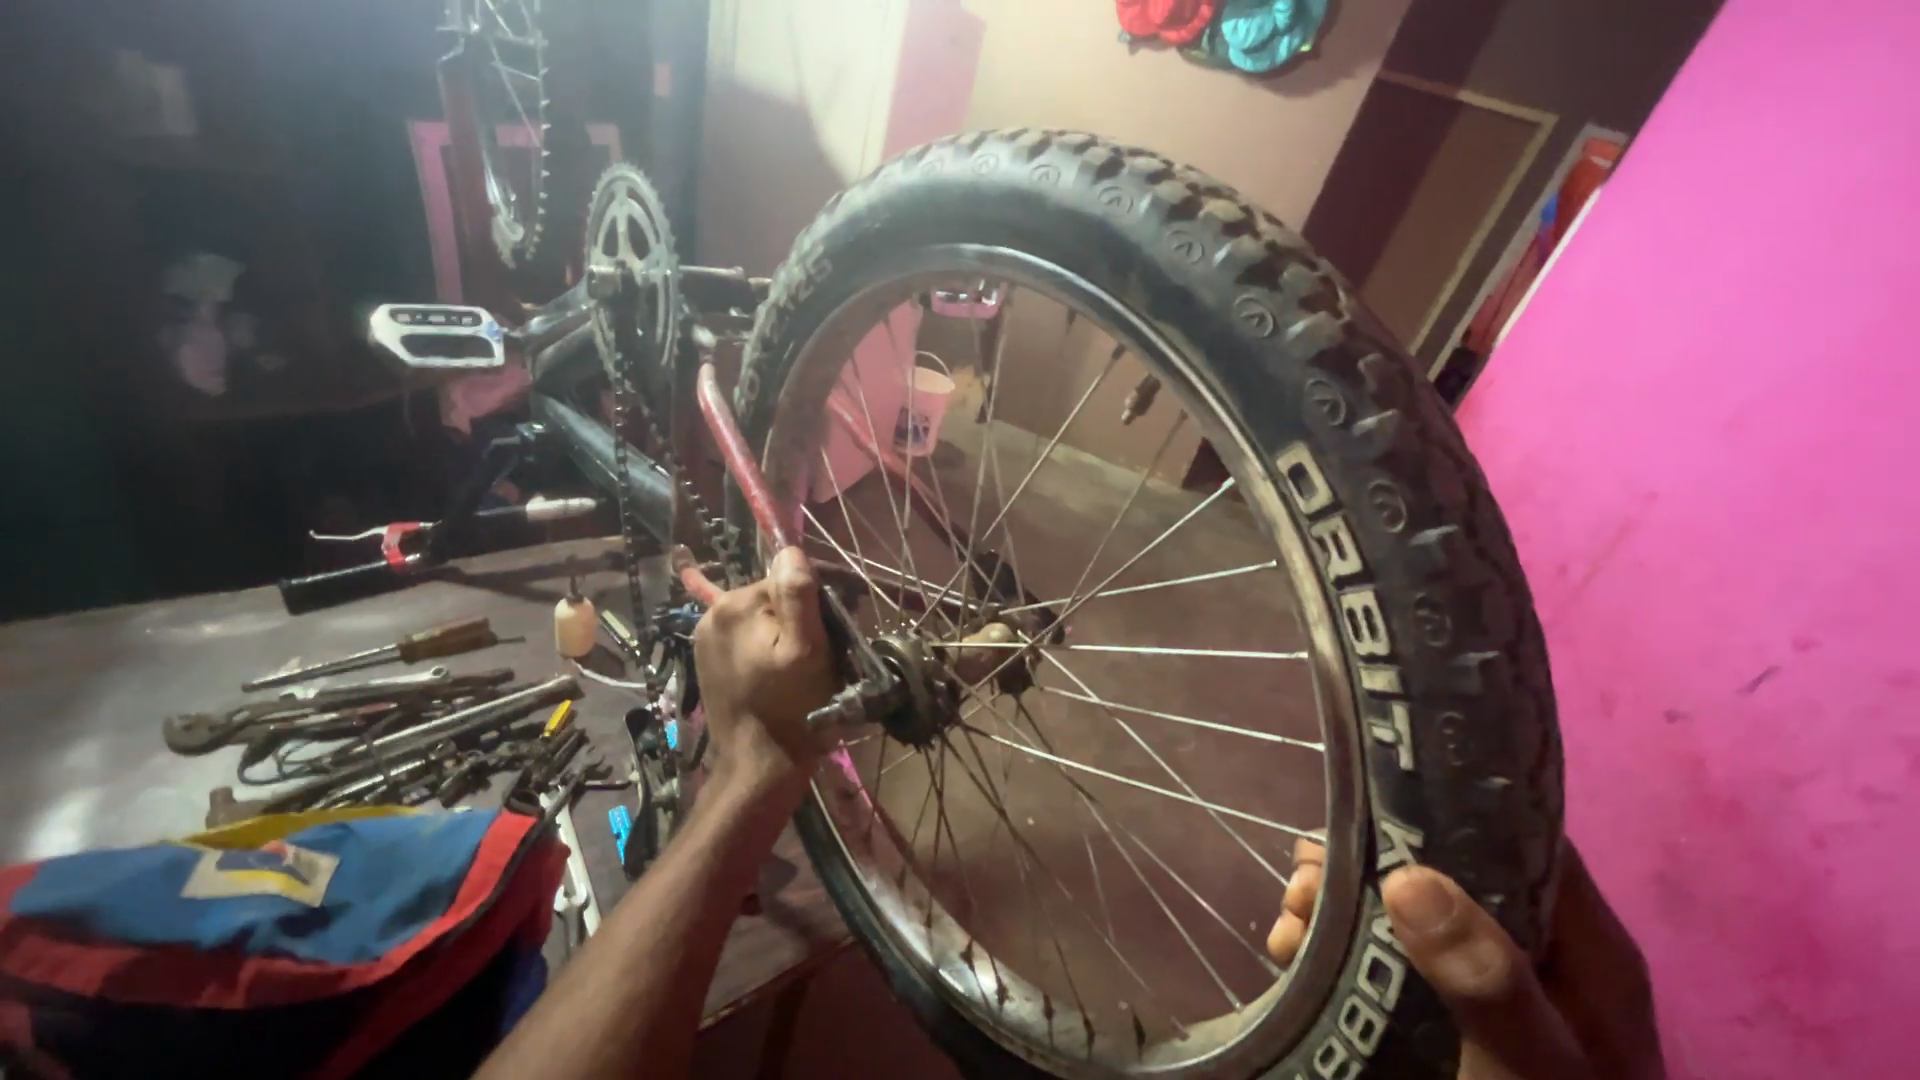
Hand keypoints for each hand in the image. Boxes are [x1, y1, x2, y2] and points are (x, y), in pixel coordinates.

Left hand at [691, 547, 839, 794]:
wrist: (759, 764)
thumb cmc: (793, 708)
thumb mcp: (807, 651)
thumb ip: (799, 596)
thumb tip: (791, 550)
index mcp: (739, 603)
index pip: (791, 578)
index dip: (823, 595)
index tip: (844, 619)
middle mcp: (715, 611)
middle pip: (774, 594)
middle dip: (803, 610)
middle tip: (827, 644)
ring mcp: (707, 633)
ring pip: (761, 611)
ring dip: (784, 623)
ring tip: (804, 656)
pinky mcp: (707, 654)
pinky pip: (735, 626)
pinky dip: (739, 617)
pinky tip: (711, 587)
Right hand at [1267, 839, 1663, 1078]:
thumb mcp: (1532, 1070)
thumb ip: (1488, 983)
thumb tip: (1407, 876)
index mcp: (1577, 941)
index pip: (1517, 836)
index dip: (1444, 804)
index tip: (1364, 801)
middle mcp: (1527, 944)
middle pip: (1438, 868)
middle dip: (1360, 864)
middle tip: (1301, 877)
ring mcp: (1479, 976)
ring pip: (1395, 907)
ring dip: (1332, 900)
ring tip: (1287, 915)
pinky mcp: (1436, 1007)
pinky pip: (1374, 951)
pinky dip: (1327, 941)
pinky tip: (1289, 946)